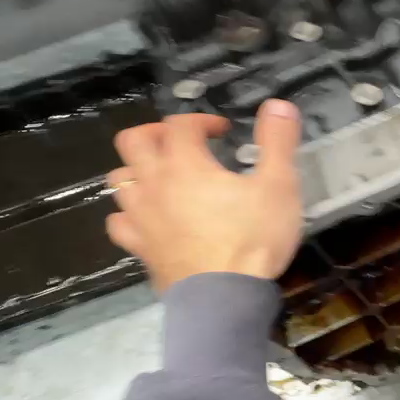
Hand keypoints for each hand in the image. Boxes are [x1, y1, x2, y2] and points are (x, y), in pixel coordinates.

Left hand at [104, 101, 305, 292]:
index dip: (201, 121)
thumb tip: (279, 104)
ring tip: (162, 178)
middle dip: (156, 134)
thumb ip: (277, 143)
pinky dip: (130, 213)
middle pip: (134, 141)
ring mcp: (140, 216)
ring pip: (120, 179)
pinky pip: (119, 221)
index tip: (223, 131)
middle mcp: (153, 183)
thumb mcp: (279, 186)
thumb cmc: (254, 238)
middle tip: (182, 143)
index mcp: (186, 163)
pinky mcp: (139, 246)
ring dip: (138, 171)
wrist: (225, 295)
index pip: (181, 125)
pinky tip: (148, 218)